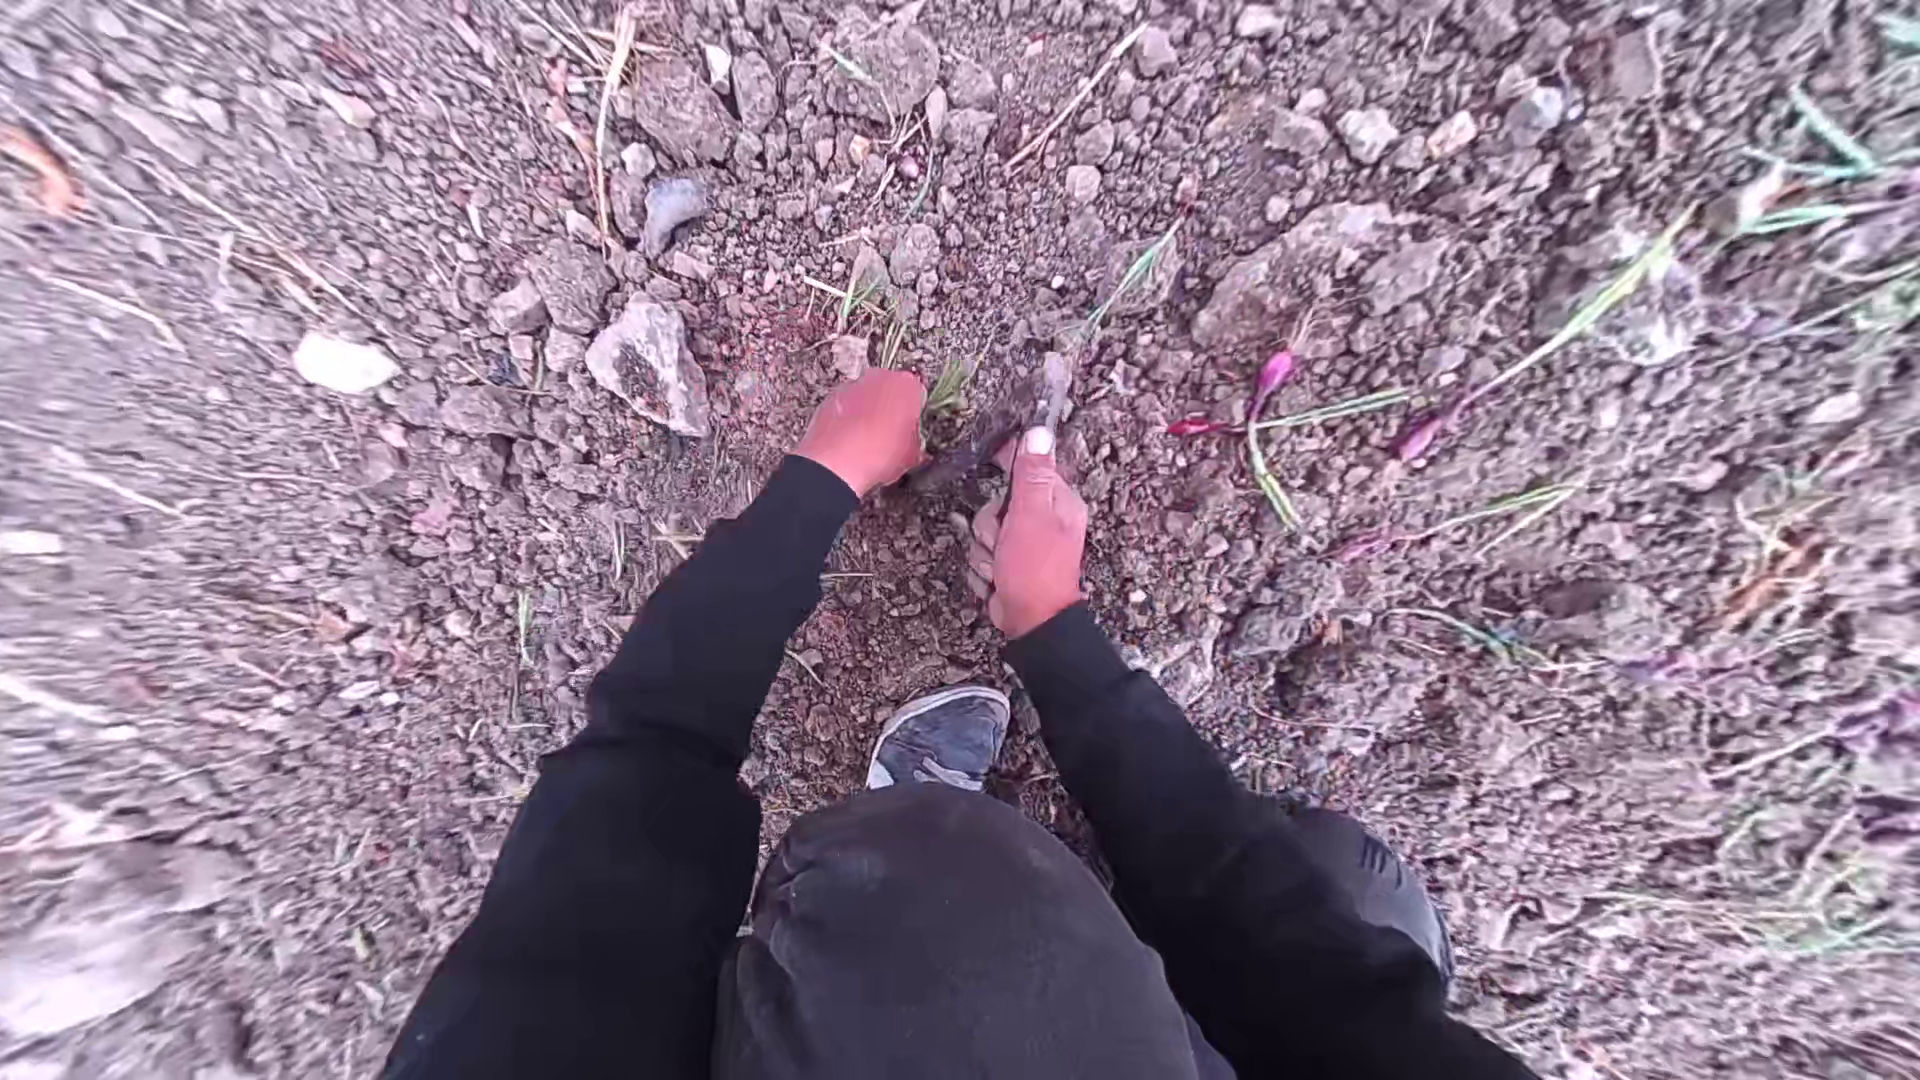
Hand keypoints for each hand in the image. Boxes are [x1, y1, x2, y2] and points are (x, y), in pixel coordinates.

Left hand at [795, 370, 926, 496]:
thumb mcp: (911, 453)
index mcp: (906, 384)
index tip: (913, 426)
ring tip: (870, 443)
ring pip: (865, 396)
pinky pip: (844, 407)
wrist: (838, 463)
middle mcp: (878, 378)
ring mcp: (851, 387)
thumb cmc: (875, 453)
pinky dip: (847, 420)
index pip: (918, 391)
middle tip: (893, 435)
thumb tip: (912, 445)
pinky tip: (852, 443)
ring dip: (868, 413)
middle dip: (891, 409)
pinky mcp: (829, 399)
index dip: (915, 412)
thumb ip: (914, 439)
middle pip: (889, 389)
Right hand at [966, 427, 1087, 638]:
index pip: (1031, 466)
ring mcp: (1023, 542)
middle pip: (1000, 501)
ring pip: (985, 528)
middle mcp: (1042, 520)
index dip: (1009, 460)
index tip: (993, 455)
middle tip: (1002, 537)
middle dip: (992, 522)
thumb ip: (1032, 474)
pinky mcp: (1007, 562)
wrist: (1030, 620)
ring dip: (986, 548)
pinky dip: (984, 566)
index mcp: (1058, 503)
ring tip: (1000, 563)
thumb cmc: (1035, 570)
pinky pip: (981, 551)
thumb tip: (1039, 433)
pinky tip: (997, 577)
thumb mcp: (1031, 515)